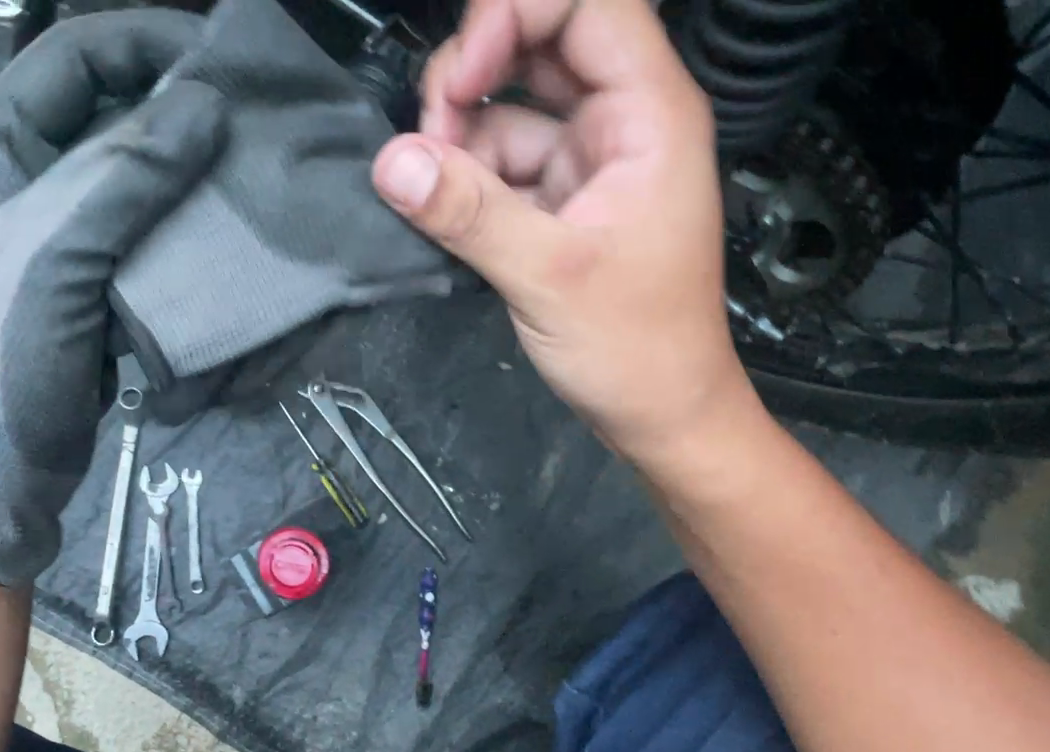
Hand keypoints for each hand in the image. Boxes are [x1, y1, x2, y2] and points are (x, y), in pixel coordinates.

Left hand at [0, 12, 227, 585]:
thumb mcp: (49, 257)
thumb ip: (121, 173)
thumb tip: (205, 98)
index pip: (69, 58)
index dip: (142, 42)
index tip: (222, 54)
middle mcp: (26, 183)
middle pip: (110, 115)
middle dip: (179, 109)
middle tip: (254, 118)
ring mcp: (63, 239)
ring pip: (137, 180)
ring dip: (191, 174)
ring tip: (255, 173)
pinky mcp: (96, 287)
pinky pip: (148, 238)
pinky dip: (188, 230)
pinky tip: (232, 234)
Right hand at [370, 0, 754, 462]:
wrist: (657, 412)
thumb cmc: (634, 346)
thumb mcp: (549, 276)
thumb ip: (470, 214)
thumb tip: (392, 163)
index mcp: (647, 115)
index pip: (587, 7)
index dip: (516, 16)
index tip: (460, 79)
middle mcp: (618, 125)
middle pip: (540, 46)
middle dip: (474, 74)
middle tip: (427, 132)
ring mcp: (584, 165)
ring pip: (511, 109)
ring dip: (460, 134)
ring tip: (428, 184)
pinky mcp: (557, 205)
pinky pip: (500, 166)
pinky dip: (464, 179)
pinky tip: (441, 207)